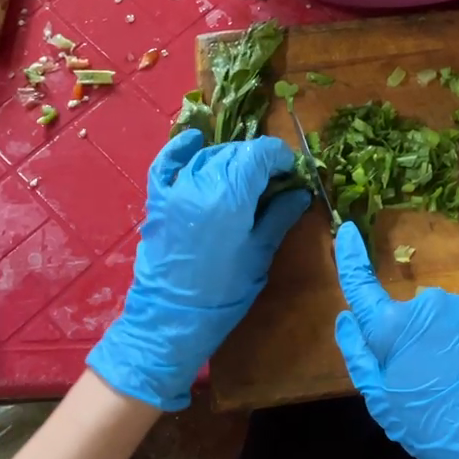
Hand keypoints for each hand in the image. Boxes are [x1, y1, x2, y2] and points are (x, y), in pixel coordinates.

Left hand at [87, 131, 310, 410]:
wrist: (172, 318)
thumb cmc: (224, 291)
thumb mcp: (260, 253)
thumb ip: (279, 216)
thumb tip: (300, 193)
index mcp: (232, 196)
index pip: (260, 154)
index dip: (279, 156)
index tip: (290, 170)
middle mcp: (202, 183)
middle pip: (235, 152)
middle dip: (257, 159)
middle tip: (272, 178)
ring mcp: (176, 189)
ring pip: (208, 155)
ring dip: (229, 157)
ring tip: (243, 174)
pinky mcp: (158, 199)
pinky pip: (167, 162)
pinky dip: (181, 148)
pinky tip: (194, 139)